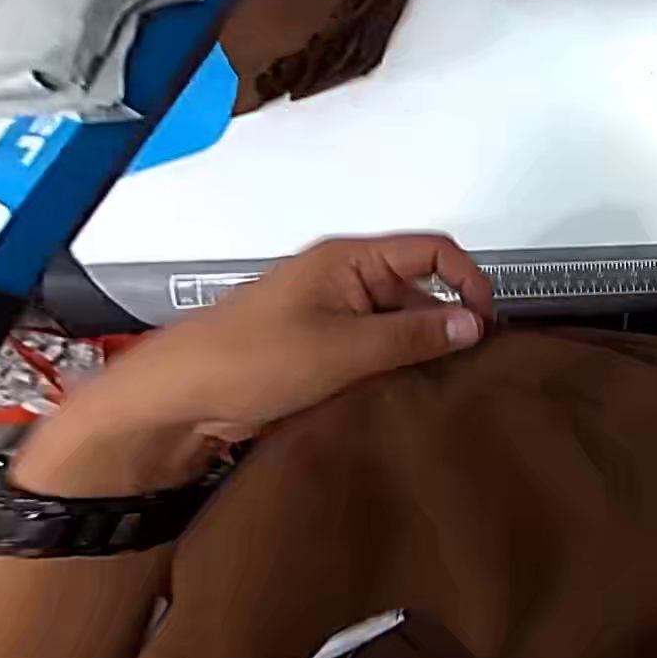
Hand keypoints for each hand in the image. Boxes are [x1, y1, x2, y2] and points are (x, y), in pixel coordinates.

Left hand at [13, 234, 493, 495]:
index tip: (486, 320)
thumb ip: (416, 334)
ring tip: (444, 379)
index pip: (433, 251)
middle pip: (420, 286)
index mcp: (352, 259)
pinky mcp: (325, 341)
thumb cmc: (255, 361)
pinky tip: (411, 385)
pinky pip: (379, 340)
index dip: (468, 278)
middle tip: (471, 359)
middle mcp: (348, 276)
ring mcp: (336, 309)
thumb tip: (477, 324)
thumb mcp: (346, 348)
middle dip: (449, 318)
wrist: (170, 405)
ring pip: (401, 317)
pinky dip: (399, 359)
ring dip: (424, 343)